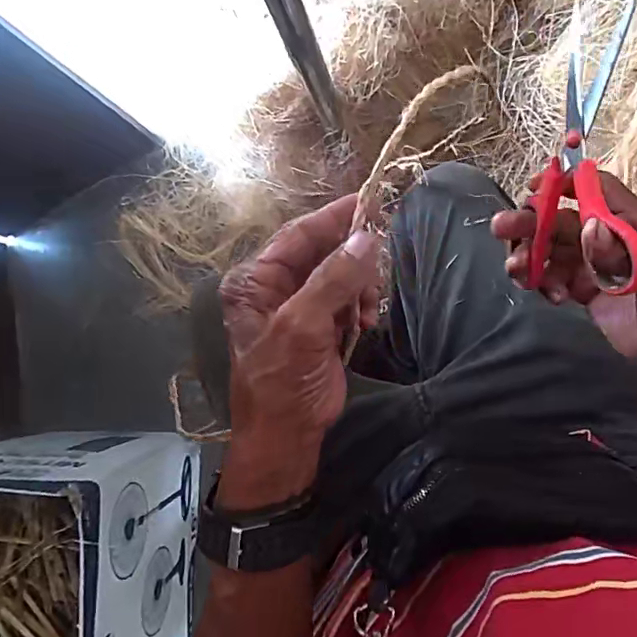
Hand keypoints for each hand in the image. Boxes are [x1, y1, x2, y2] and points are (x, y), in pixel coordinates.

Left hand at [218, 194, 381, 506]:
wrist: (286, 436)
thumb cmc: (282, 381)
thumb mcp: (302, 326)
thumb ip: (333, 280)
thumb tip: (366, 238)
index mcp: (255, 280)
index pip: (297, 235)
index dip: (332, 218)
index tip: (368, 200)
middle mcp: (274, 289)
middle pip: (321, 253)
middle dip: (352, 258)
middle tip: (381, 256)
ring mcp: (298, 308)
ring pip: (340, 276)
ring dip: (360, 288)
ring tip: (367, 310)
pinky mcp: (320, 327)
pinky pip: (347, 300)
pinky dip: (361, 307)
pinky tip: (366, 322)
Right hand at [490, 169, 636, 403]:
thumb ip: (624, 253)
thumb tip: (588, 225)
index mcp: (635, 224)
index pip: (595, 189)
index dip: (564, 183)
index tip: (534, 188)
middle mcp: (610, 237)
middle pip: (562, 218)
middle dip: (530, 221)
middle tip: (501, 227)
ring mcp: (594, 264)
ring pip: (550, 247)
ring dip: (529, 254)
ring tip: (517, 270)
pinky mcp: (584, 288)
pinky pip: (551, 275)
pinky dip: (540, 281)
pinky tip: (548, 296)